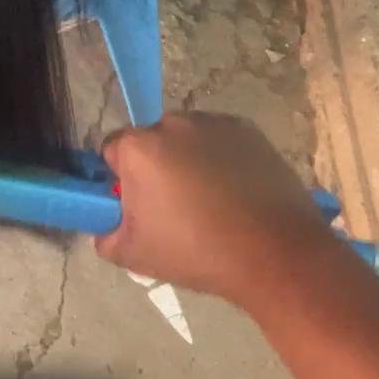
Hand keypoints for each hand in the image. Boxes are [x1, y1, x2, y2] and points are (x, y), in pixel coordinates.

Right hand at [95, 113, 341, 302]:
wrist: (274, 252)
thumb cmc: (195, 252)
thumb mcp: (133, 254)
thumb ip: (105, 234)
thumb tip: (109, 224)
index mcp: (139, 148)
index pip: (112, 151)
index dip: (119, 178)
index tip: (136, 206)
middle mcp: (174, 123)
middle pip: (151, 142)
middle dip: (155, 167)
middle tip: (172, 209)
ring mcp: (216, 124)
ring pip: (187, 140)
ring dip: (188, 161)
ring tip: (210, 202)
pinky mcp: (250, 131)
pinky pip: (221, 142)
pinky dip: (221, 159)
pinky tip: (235, 193)